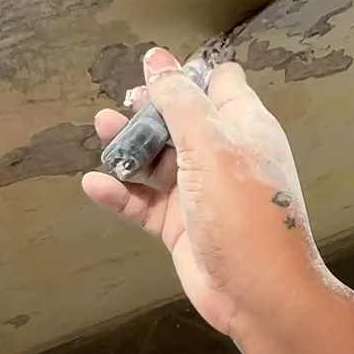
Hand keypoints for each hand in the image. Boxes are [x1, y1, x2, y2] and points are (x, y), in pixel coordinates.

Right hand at [81, 47, 324, 336]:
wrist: (258, 293)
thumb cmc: (245, 215)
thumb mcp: (212, 145)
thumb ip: (181, 100)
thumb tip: (159, 60)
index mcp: (244, 128)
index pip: (218, 85)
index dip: (188, 75)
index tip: (155, 74)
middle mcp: (224, 158)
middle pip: (179, 120)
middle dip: (149, 111)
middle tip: (126, 110)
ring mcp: (201, 194)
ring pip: (157, 161)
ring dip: (129, 146)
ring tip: (103, 131)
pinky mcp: (182, 228)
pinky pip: (144, 204)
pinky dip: (121, 194)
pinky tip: (95, 185)